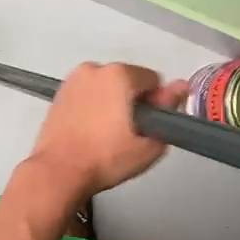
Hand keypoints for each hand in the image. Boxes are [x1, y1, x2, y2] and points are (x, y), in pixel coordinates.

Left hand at [26, 62, 188, 199]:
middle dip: (133, 101)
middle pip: (127, 81)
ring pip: (105, 87)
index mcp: (118, 74)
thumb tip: (181, 86)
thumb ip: (169, 111)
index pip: (153, 80)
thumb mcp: (149, 142)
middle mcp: (93, 69)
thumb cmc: (106, 158)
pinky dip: (93, 106)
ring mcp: (72, 80)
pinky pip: (86, 95)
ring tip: (108, 134)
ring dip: (112, 102)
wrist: (58, 171)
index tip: (148, 126)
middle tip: (129, 133)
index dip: (157, 103)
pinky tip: (90, 131)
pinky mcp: (58, 95)